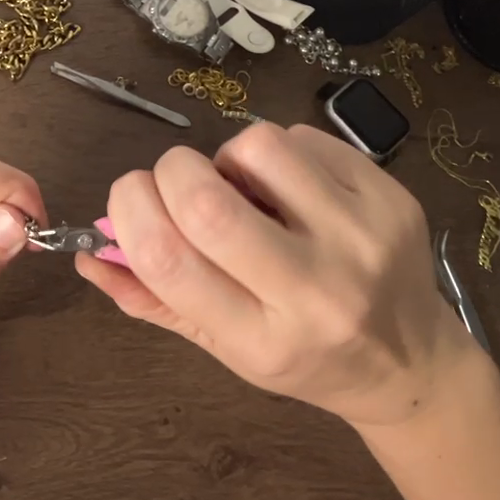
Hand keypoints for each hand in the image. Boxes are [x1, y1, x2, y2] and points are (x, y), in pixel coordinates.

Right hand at [77, 122, 471, 427]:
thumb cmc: (303, 355)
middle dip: (170, 172)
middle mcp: (316, 291)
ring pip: (257, 148)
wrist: (413, 363)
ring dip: (227, 156)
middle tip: (176, 182)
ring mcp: (362, 238)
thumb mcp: (222, 346)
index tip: (128, 197)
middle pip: (207, 200)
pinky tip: (285, 185)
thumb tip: (87, 250)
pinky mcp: (389, 195)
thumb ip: (149, 298)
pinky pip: (300, 135)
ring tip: (241, 186)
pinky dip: (273, 150)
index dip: (129, 209)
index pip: (168, 257)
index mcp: (262, 337)